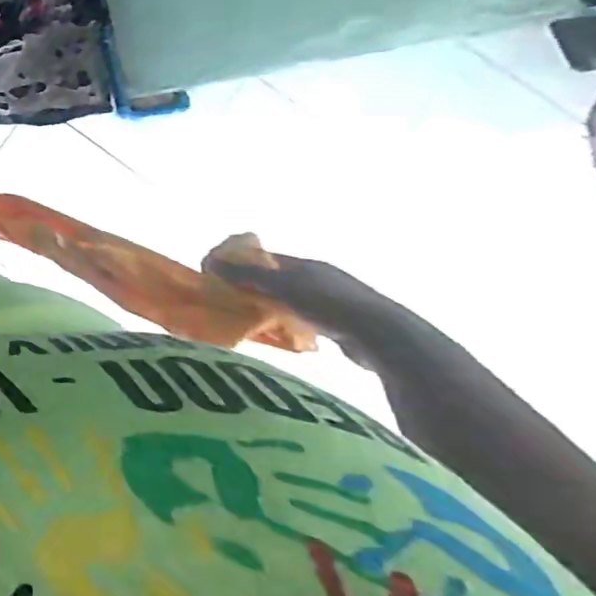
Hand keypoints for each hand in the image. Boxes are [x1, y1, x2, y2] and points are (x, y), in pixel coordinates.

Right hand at [203, 247, 414, 368]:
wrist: (384, 337)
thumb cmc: (329, 304)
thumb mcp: (282, 286)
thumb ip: (248, 274)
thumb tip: (212, 261)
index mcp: (308, 265)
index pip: (265, 257)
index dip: (240, 263)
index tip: (219, 275)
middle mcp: (322, 278)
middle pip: (277, 278)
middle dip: (254, 285)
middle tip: (231, 299)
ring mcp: (335, 301)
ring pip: (292, 298)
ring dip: (273, 305)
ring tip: (254, 318)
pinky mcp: (344, 324)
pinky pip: (306, 317)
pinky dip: (291, 321)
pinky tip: (284, 334)